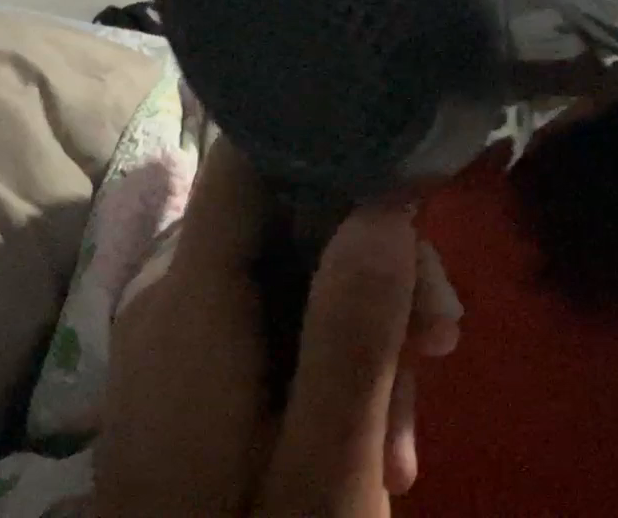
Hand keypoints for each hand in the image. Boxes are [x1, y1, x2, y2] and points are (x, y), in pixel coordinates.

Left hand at [94, 142, 458, 516]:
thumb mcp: (324, 472)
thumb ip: (353, 333)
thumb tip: (388, 202)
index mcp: (191, 301)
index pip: (249, 158)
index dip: (329, 145)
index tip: (413, 187)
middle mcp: (174, 297)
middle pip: (288, 219)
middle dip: (377, 268)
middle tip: (443, 347)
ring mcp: (183, 336)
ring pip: (293, 275)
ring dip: (365, 329)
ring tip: (406, 438)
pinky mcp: (197, 373)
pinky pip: (275, 324)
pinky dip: (331, 359)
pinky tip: (371, 439)